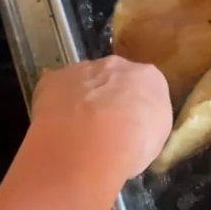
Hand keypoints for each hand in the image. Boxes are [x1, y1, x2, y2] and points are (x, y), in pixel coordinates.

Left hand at [25, 57, 172, 187]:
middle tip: (103, 128)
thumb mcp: (156, 139)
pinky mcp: (53, 79)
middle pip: (113, 78)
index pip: (145, 87)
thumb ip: (148, 124)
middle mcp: (117, 65)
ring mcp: (83, 69)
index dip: (135, 107)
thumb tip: (137, 127)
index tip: (130, 126)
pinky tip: (54, 128)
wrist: (92, 141)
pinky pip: (54, 89)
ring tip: (76, 133)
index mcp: (148, 77)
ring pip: (83, 82)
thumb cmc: (135, 144)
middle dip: (108, 98)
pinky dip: (54, 104)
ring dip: (81, 101)